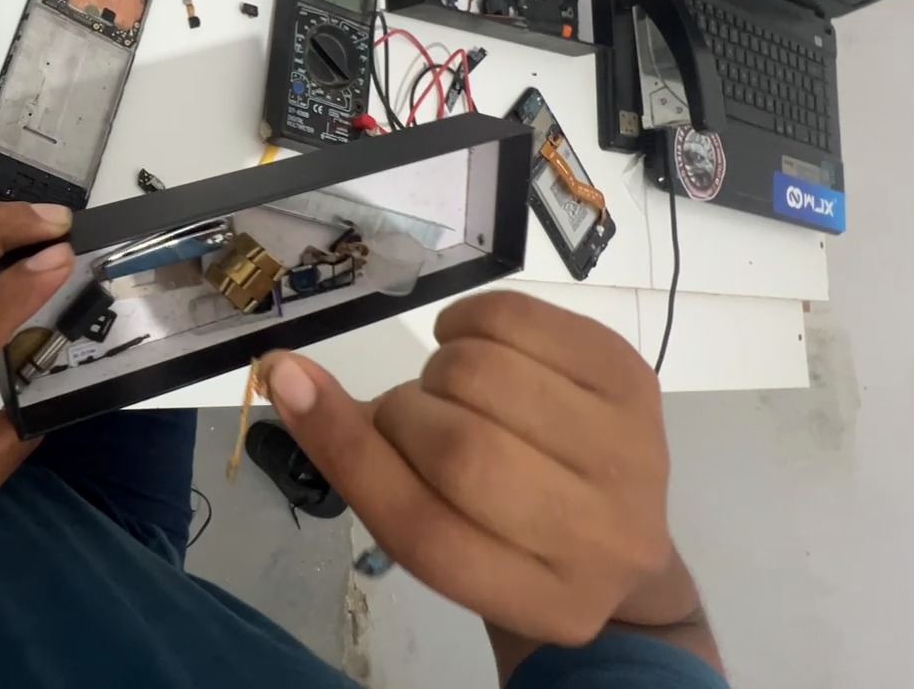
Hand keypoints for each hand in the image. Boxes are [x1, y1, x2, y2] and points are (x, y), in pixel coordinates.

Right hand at [261, 291, 677, 645]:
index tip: (285, 374)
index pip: (421, 527)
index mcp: (533, 596)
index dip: (344, 447)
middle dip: (406, 412)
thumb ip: (349, 450)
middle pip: (457, 448)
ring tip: (461, 392)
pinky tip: (486, 347)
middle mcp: (600, 540)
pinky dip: (472, 319)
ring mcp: (631, 454)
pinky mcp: (632, 379)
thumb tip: (282, 370)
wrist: (605, 523)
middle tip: (419, 415)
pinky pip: (516, 318)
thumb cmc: (492, 524)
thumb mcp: (419, 515)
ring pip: (483, 373)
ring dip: (443, 368)